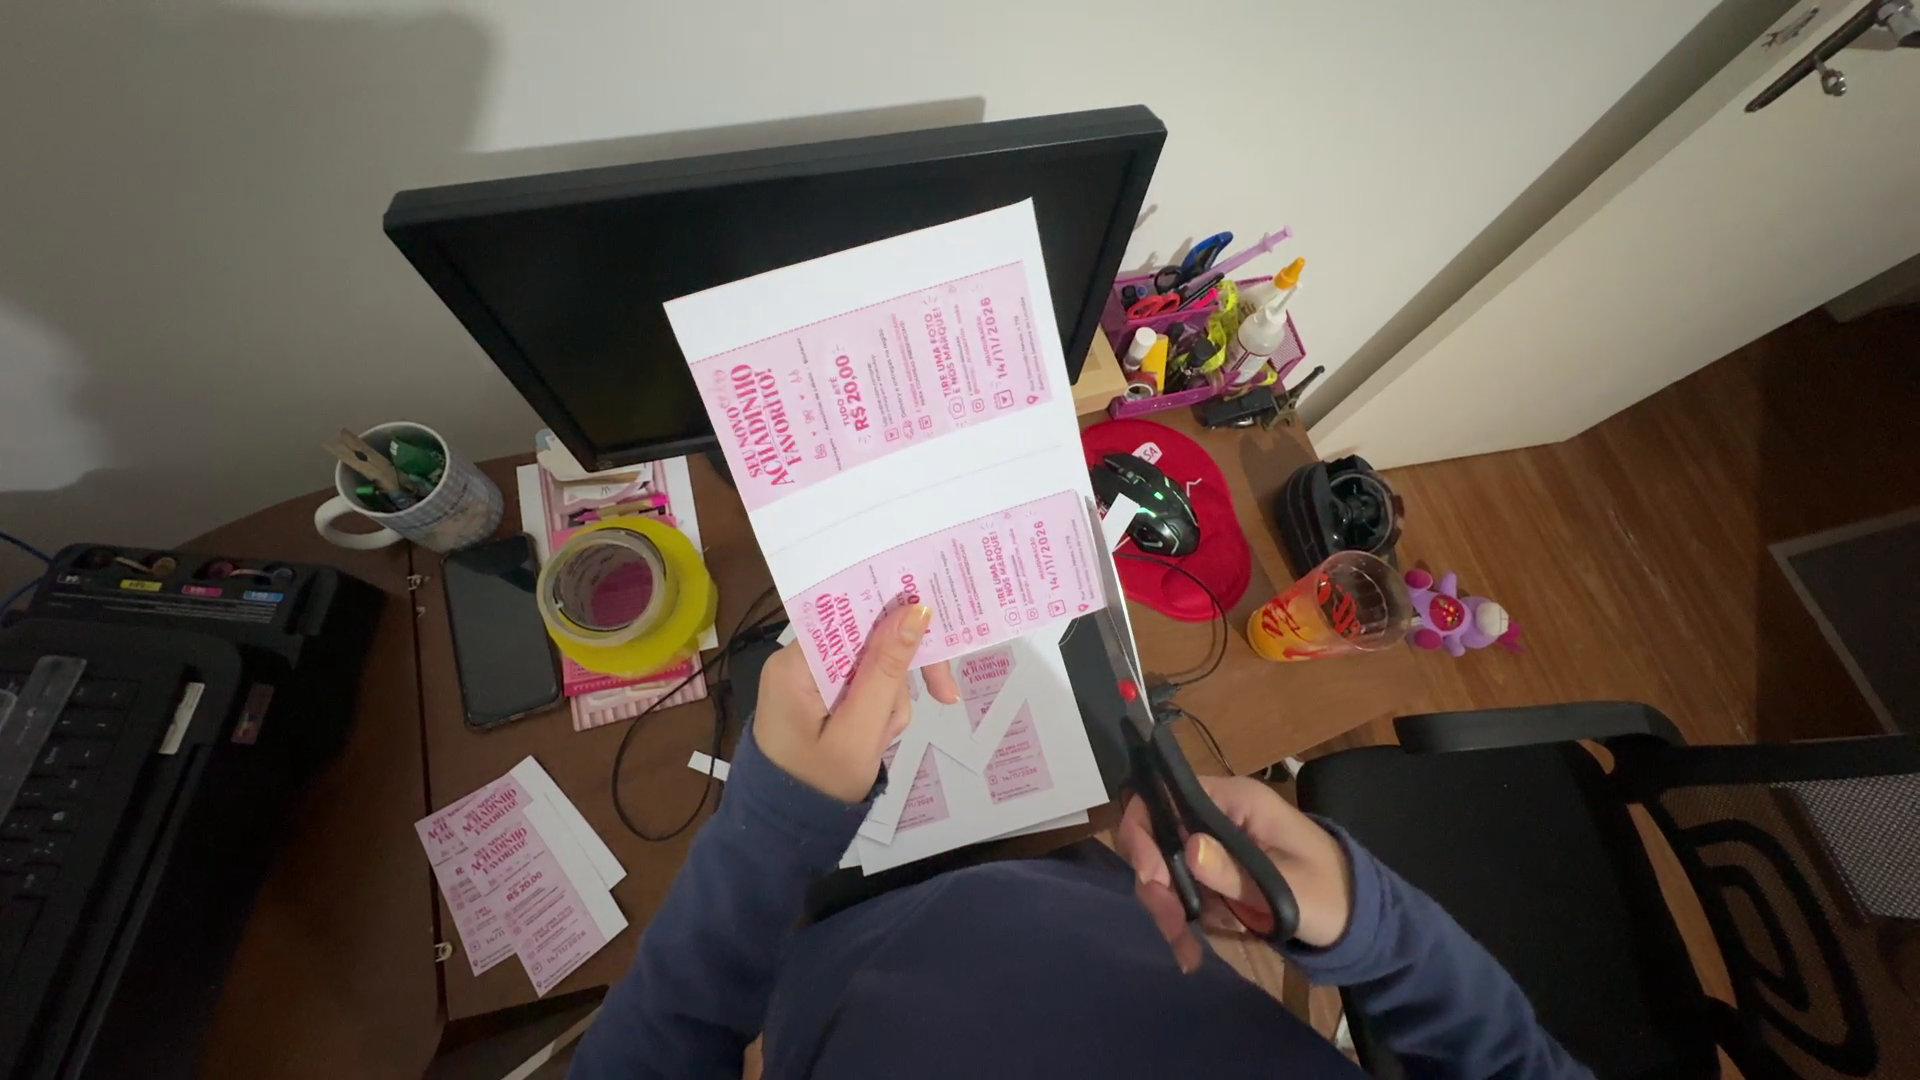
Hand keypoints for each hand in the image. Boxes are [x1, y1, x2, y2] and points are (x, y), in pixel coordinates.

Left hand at [752, 604, 958, 801]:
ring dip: (891, 698)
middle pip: (868, 639)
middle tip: (943, 695)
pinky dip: (879, 707)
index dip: (897, 618)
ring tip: (883, 737)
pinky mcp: (819, 695)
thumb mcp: (860, 731)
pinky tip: (878, 735)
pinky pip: (863, 684)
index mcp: (797, 662)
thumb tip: (916, 610)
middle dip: (900, 673)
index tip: (934, 632)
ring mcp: (808, 678)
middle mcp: (798, 660)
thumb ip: (887, 670)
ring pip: (872, 664)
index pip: (854, 616)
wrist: (786, 833)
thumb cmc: (819, 786)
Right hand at [1116, 775, 1351, 971]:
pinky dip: (1180, 920)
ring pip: (1164, 866)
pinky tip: (1192, 950)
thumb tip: (1190, 849)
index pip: (1165, 795)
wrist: (1360, 924)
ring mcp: (1213, 842)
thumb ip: (1237, 871)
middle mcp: (1216, 813)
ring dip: (1167, 907)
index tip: (1152, 878)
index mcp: (1234, 800)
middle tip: (1170, 924)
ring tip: (1185, 950)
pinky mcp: (1214, 871)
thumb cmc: (1331, 895)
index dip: (1145, 831)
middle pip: (1158, 834)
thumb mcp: (1289, 888)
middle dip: (1155, 882)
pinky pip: (1181, 889)